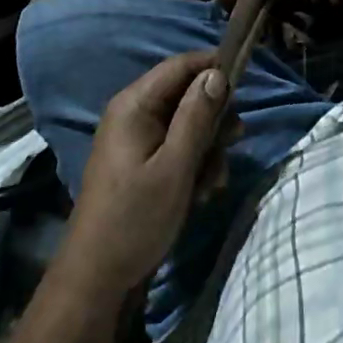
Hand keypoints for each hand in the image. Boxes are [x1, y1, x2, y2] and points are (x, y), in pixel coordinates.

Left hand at [63, 51, 235, 293]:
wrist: (97, 277)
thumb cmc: (136, 217)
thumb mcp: (175, 167)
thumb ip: (197, 117)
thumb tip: (217, 74)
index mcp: (135, 104)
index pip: (181, 65)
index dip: (214, 67)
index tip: (245, 88)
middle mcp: (134, 112)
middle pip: (187, 94)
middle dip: (214, 118)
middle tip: (234, 141)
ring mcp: (136, 137)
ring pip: (187, 122)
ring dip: (208, 147)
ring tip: (214, 181)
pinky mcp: (141, 160)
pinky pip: (177, 146)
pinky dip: (194, 163)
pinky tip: (202, 192)